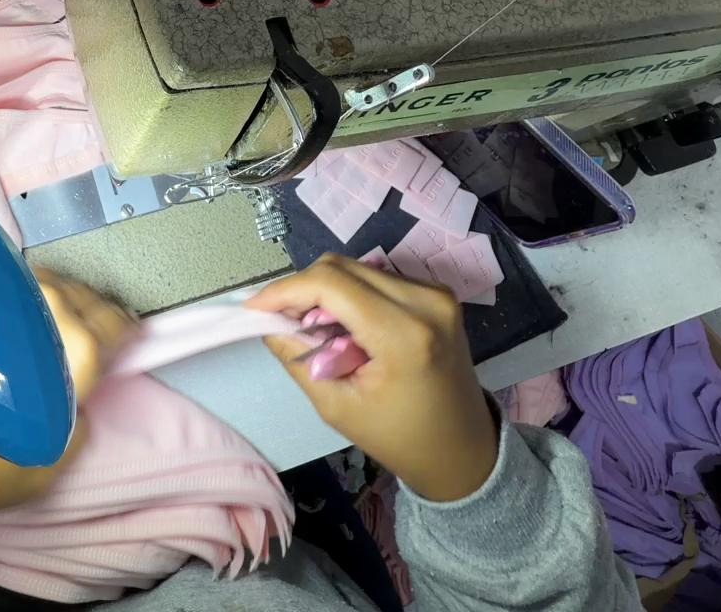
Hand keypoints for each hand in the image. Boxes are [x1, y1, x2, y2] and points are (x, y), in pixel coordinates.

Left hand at [0, 269, 133, 553]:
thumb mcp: (35, 472)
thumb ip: (72, 428)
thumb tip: (79, 397)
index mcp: (61, 358)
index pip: (106, 327)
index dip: (118, 326)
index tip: (121, 330)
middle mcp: (31, 315)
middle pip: (74, 297)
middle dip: (87, 308)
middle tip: (86, 326)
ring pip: (37, 282)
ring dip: (52, 295)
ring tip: (49, 317)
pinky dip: (15, 291)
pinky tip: (11, 310)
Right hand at [247, 254, 499, 500]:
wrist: (466, 452)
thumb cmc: (401, 439)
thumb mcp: (337, 407)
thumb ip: (296, 357)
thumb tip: (266, 320)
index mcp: (404, 335)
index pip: (330, 284)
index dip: (285, 289)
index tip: (254, 306)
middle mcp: (424, 301)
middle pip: (340, 267)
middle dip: (301, 289)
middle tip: (282, 319)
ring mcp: (435, 293)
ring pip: (354, 267)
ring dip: (323, 289)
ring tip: (313, 327)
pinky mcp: (435, 293)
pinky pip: (374, 276)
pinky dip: (347, 292)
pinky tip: (343, 324)